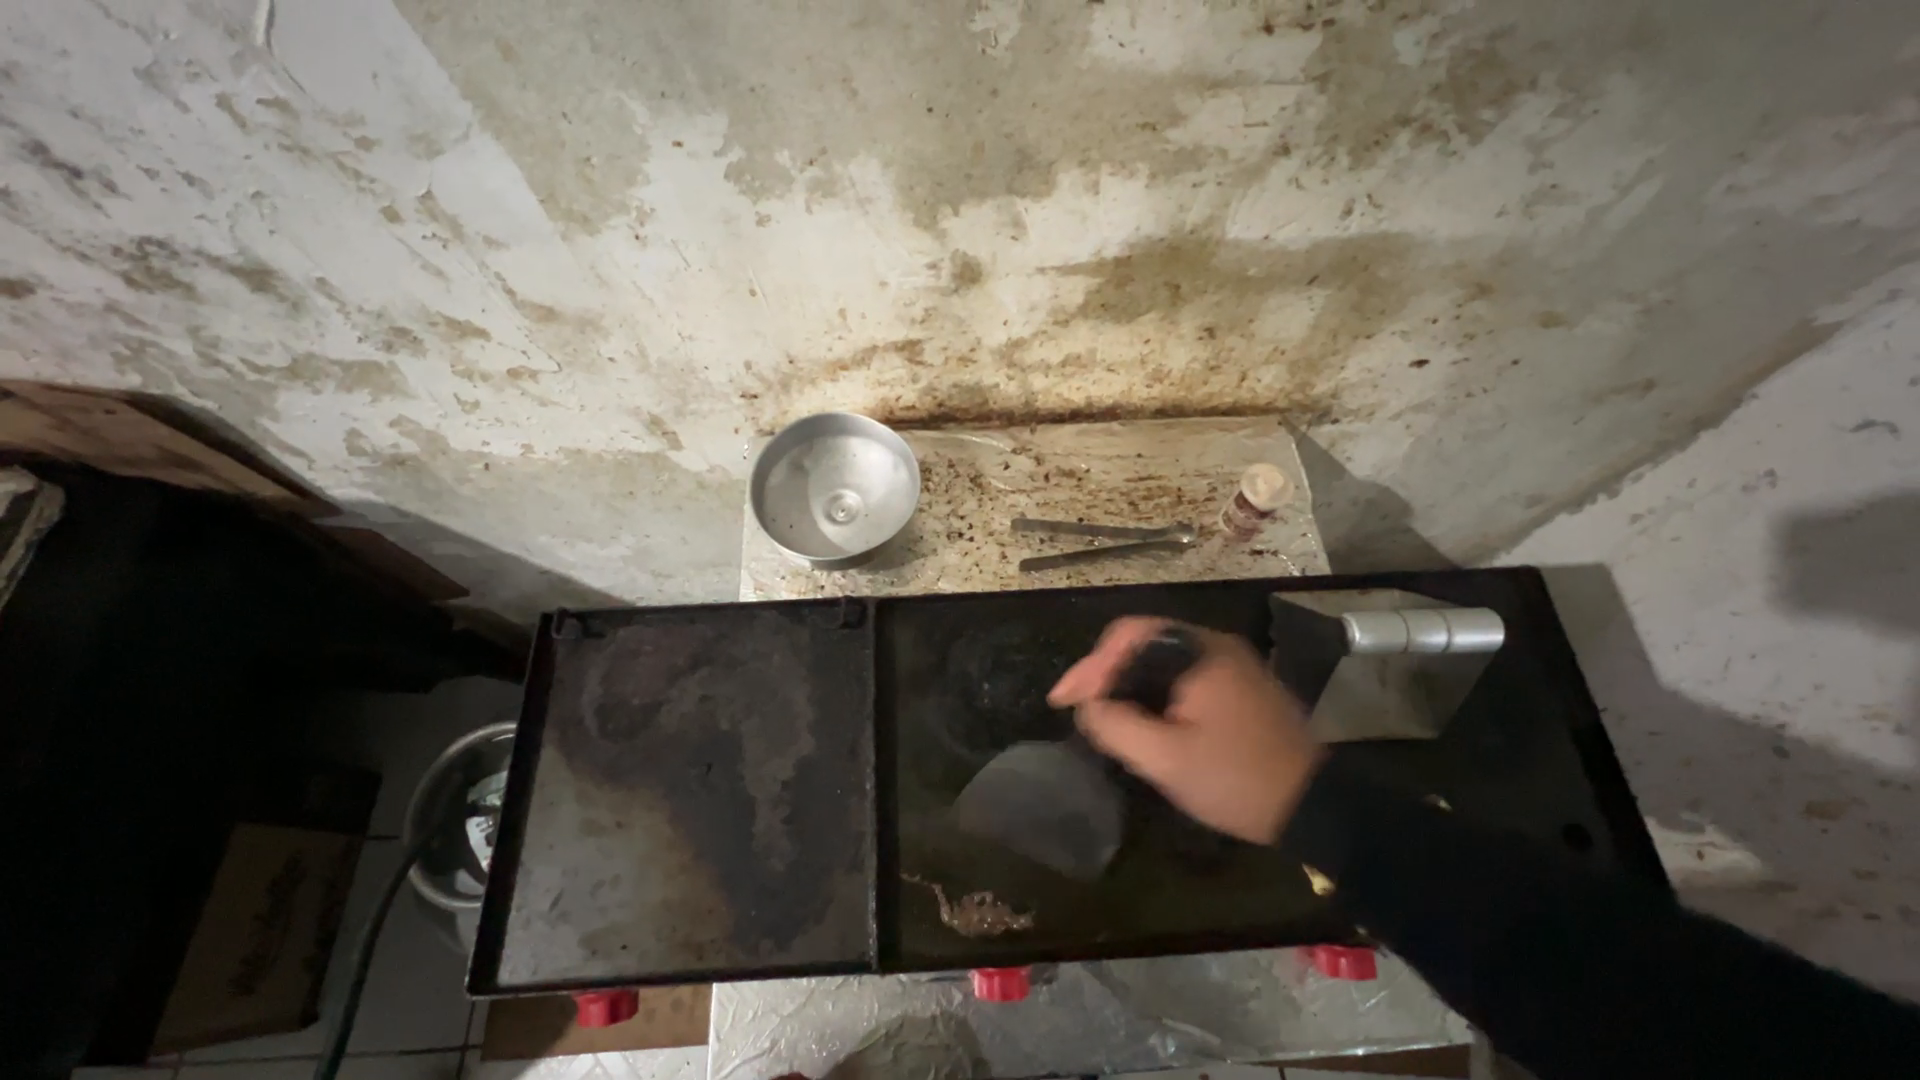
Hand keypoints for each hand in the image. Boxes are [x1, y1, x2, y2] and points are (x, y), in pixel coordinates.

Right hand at [1048, 617, 1325, 844]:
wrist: (1318, 807)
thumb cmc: (1238, 780)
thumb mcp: (1167, 759)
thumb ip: (1116, 725)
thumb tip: (1087, 706)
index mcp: (1199, 653)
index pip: (1127, 635)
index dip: (1088, 666)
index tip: (1063, 701)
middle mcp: (1216, 646)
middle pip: (1143, 642)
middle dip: (1105, 673)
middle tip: (1081, 707)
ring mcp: (1232, 664)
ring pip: (1162, 660)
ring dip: (1128, 683)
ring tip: (1104, 715)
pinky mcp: (1240, 686)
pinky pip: (1183, 675)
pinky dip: (1154, 691)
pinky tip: (1143, 719)